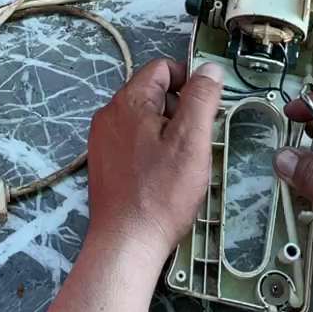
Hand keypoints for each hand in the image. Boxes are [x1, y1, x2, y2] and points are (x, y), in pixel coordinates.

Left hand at [85, 59, 223, 259]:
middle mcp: (110, 114)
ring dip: (167, 132)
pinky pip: (132, 141)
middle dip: (179, 110)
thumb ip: (201, 98)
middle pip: (153, 93)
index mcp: (129, 101)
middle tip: (196, 141)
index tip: (205, 107)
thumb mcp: (192, 140)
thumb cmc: (160, 193)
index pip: (162, 68)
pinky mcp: (103, 162)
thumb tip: (209, 69)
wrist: (125, 243)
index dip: (189, 81)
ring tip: (180, 163)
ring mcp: (103, 139)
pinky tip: (162, 176)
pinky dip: (151, 149)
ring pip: (144, 118)